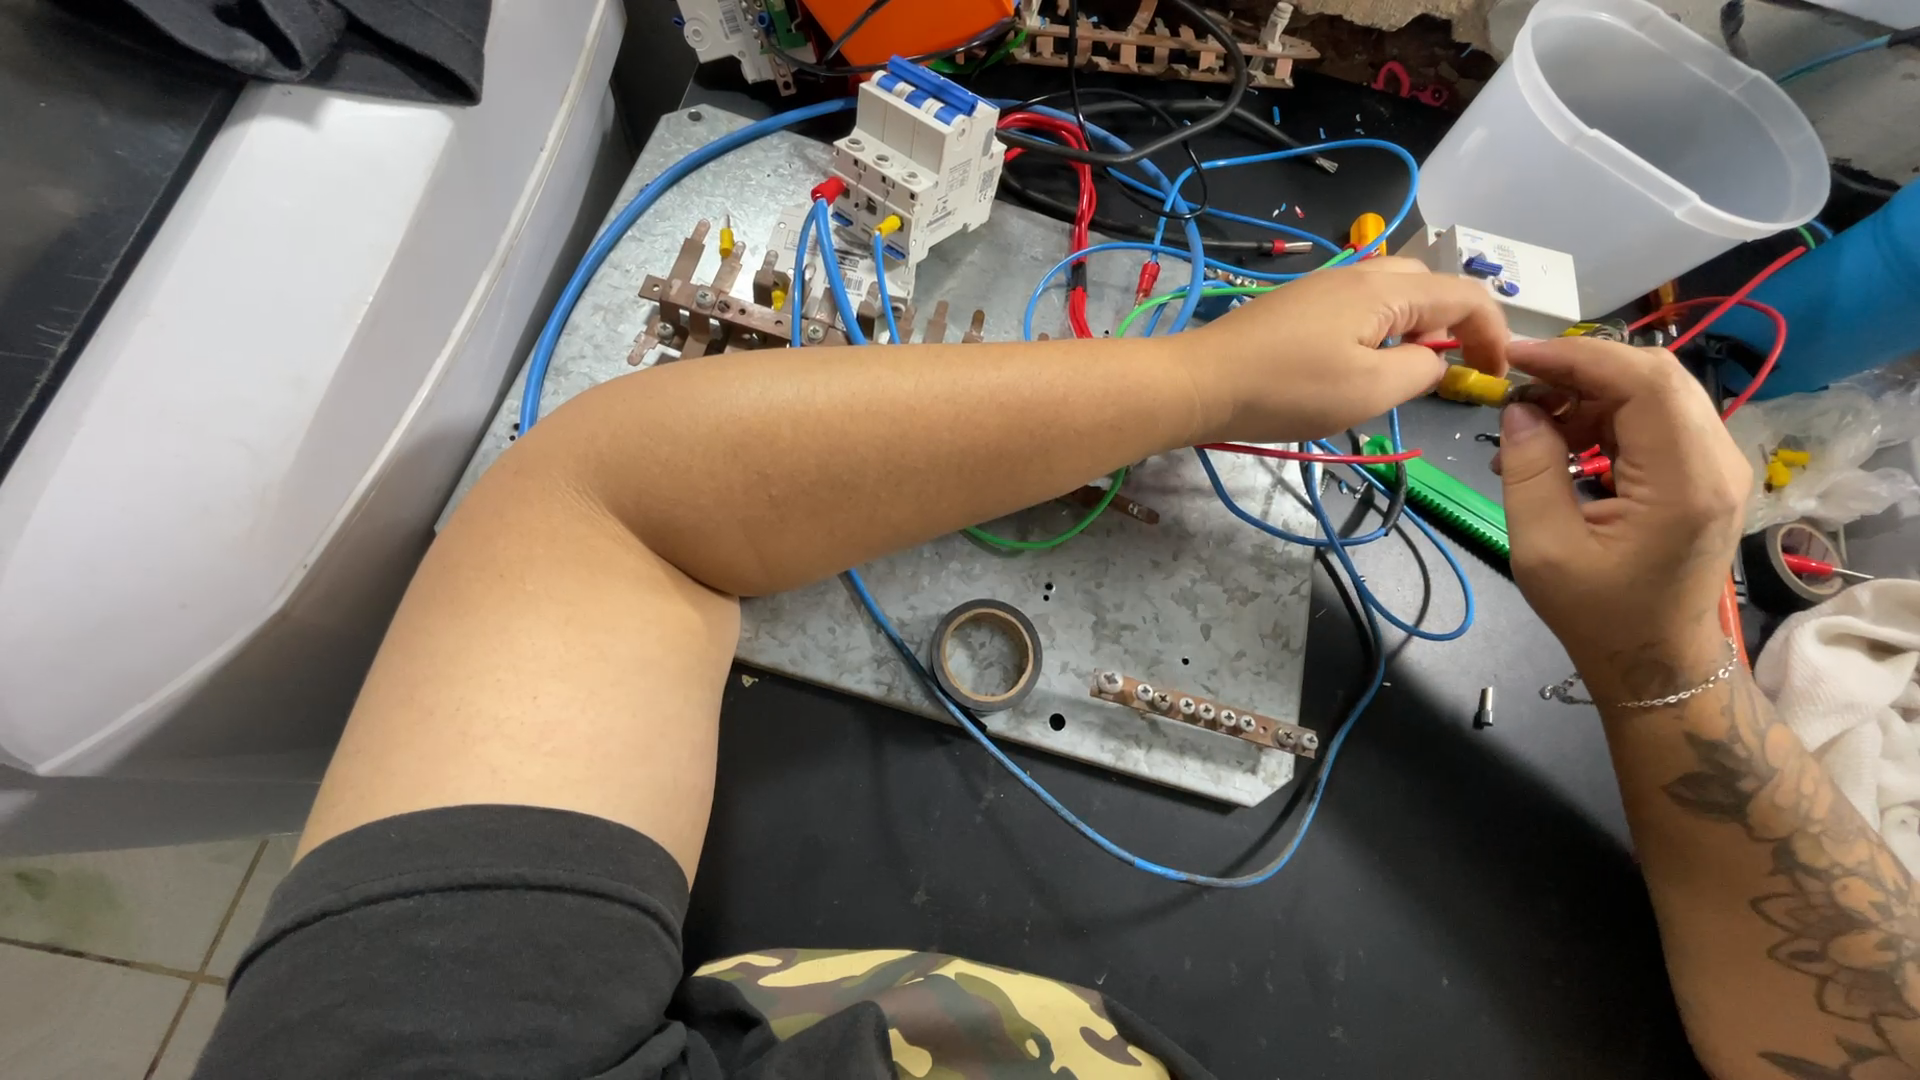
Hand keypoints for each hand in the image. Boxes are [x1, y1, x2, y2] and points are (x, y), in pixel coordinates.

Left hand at [1183, 258, 1508, 443]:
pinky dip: (1371, 333)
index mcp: (1385, 288)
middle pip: (1427, 287)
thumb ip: (1421, 371)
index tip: (1492, 376)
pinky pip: (1352, 310)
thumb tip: (1432, 360)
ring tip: (1394, 375)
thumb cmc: (1285, 390)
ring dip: (1408, 330)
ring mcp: (1319, 287)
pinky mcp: (1293, 306)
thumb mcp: (1370, 390)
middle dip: (1449, 326)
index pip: (1465, 295)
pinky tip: (1349, 367)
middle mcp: (1357, 273)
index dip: (1492, 335)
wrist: (1198, 384)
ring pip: (1388, 297)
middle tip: (1440, 374)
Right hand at [1494, 338, 1751, 702]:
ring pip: (1652, 394)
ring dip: (1585, 394)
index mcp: (1683, 480)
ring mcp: (1714, 465)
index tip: (1512, 358)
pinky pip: (1651, 421)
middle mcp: (1715, 461)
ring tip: (1526, 426)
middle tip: (1513, 387)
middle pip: (1654, 377)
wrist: (1651, 656)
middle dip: (1577, 369)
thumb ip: (1529, 470)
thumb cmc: (1594, 610)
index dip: (1575, 358)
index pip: (1642, 382)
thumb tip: (1518, 410)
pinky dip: (1599, 417)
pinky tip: (1557, 443)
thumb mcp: (1542, 545)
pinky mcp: (1699, 473)